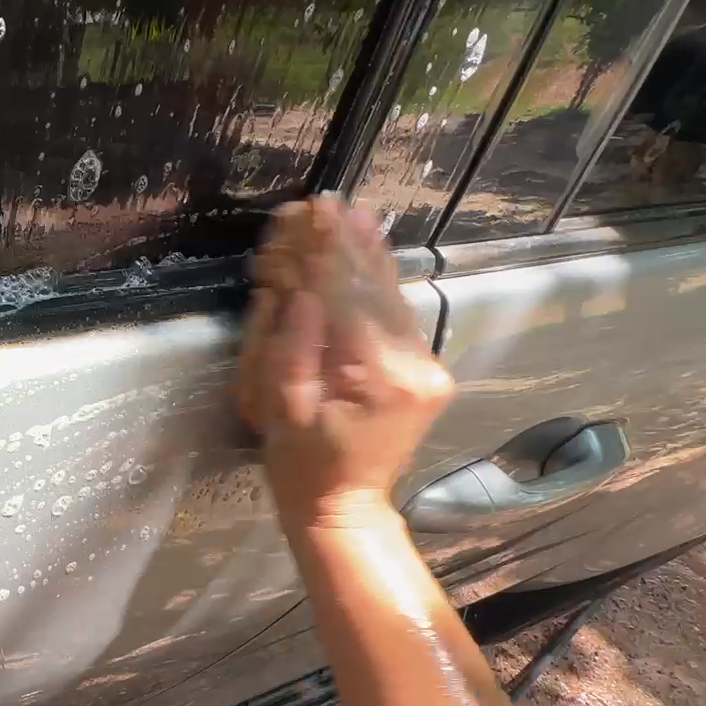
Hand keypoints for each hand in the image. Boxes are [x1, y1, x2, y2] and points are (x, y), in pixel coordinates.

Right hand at [238, 196, 454, 531]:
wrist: (342, 503)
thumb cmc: (298, 464)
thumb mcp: (281, 413)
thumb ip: (290, 352)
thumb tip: (298, 295)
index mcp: (374, 378)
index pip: (345, 301)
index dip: (322, 256)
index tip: (305, 216)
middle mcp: (413, 365)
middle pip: (375, 291)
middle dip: (344, 245)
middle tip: (323, 201)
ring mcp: (425, 365)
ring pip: (392, 297)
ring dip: (366, 253)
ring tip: (349, 210)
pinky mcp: (422, 367)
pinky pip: (396, 316)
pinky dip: (379, 280)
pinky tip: (370, 249)